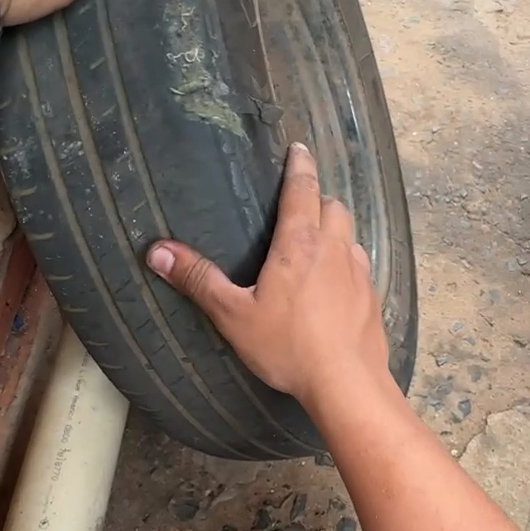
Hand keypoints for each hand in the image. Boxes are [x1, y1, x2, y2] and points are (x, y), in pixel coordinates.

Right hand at [147, 144, 393, 409]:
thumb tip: (157, 251)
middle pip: (333, 205)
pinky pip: (362, 264)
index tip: (298, 148)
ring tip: (318, 238)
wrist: (347, 382)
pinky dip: (348, 260)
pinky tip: (337, 280)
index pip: (302, 189)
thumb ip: (198, 280)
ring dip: (335, 227)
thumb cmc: (288, 347)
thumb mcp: (233, 315)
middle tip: (302, 200)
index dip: (299, 165)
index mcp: (299, 244)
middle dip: (318, 196)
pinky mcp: (372, 297)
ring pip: (350, 233)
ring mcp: (359, 272)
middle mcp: (334, 248)